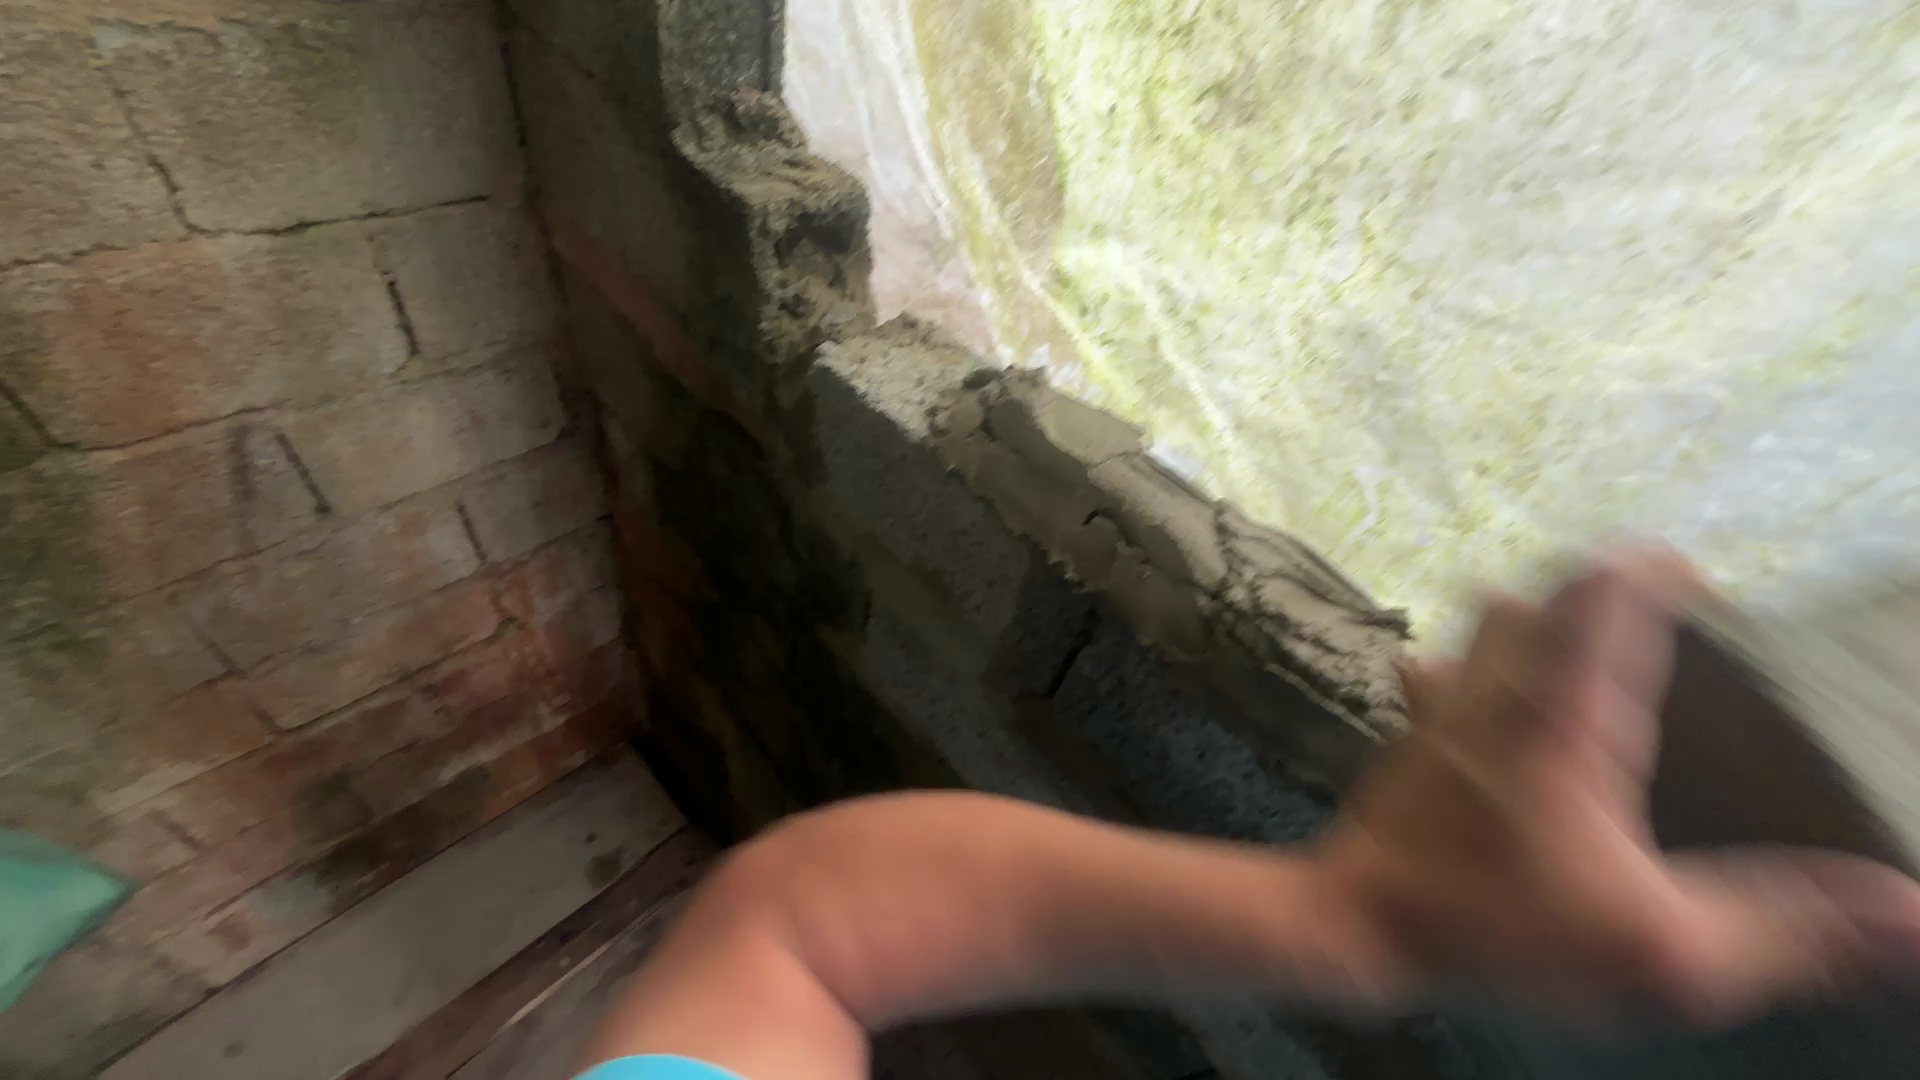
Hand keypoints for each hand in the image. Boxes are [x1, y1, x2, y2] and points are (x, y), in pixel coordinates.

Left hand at [1319, 548, 1919, 1028]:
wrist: (1358, 920)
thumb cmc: (1497, 923)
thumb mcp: (1660, 948)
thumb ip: (1787, 926)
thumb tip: (1916, 913)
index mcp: (1560, 721)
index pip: (1599, 605)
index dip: (1644, 573)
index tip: (1692, 575)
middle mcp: (1492, 696)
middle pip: (1530, 604)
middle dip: (1584, 593)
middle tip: (1644, 616)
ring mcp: (1439, 712)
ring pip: (1477, 632)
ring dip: (1521, 622)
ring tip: (1574, 641)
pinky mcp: (1410, 739)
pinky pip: (1439, 675)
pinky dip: (1470, 665)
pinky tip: (1482, 687)